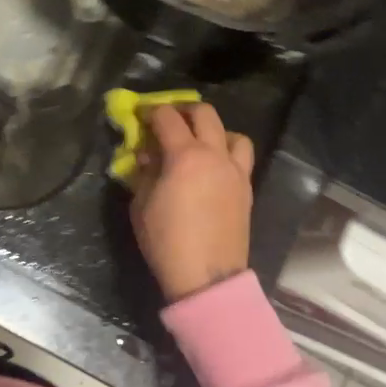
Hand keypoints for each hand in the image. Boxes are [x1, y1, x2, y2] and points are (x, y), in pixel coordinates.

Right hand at [130, 103, 255, 301]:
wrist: (207, 276)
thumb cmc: (166, 240)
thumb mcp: (140, 204)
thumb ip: (144, 172)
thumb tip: (148, 157)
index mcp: (185, 156)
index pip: (166, 117)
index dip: (149, 111)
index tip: (138, 115)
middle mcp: (215, 156)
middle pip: (205, 114)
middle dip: (183, 110)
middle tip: (167, 120)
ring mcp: (236, 172)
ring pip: (233, 133)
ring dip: (214, 131)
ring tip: (198, 143)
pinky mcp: (246, 189)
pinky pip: (241, 158)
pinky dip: (227, 153)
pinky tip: (211, 168)